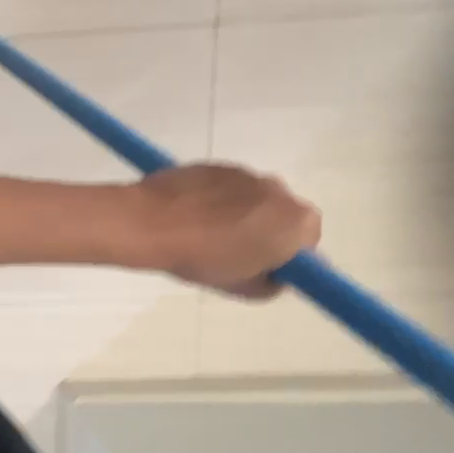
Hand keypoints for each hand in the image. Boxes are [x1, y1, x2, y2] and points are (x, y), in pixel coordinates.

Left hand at [133, 164, 319, 299]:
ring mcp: (242, 172)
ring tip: (204, 230)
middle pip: (280, 216)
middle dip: (264, 231)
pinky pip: (223, 186)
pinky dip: (214, 197)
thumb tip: (276, 275)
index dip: (285, 257)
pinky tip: (190, 212)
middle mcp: (278, 189)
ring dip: (238, 212)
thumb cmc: (202, 257)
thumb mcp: (248, 288)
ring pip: (251, 199)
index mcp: (299, 221)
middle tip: (231, 250)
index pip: (306, 244)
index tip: (261, 265)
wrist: (147, 221)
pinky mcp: (211, 164)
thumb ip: (275, 283)